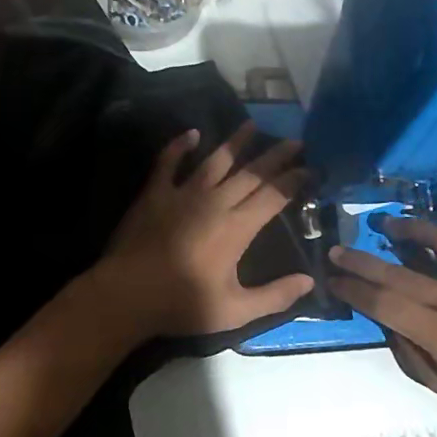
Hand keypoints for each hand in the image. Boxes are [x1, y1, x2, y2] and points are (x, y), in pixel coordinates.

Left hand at [90, 124, 314, 339]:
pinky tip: (191, 134)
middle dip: (276, 155)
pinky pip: (168, 162)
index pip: (274, 196)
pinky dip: (179, 146)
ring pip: (216, 161)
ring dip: (236, 142)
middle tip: (295, 140)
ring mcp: (183, 194)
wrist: (125, 296)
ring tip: (252, 125)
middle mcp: (215, 202)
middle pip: (252, 173)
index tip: (311, 169)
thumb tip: (310, 281)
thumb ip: (275, 296)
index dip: (294, 180)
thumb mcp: (235, 310)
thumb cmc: (182, 305)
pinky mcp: (154, 194)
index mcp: (237, 228)